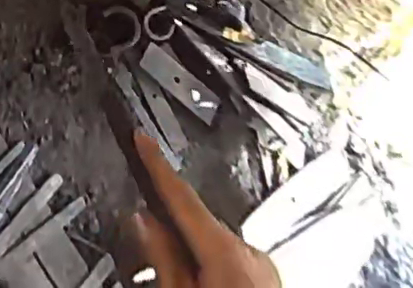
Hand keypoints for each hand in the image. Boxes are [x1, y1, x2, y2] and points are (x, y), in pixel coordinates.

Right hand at [131, 130, 280, 287]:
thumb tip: (143, 218)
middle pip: (200, 223)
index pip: (183, 195)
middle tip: (146, 228)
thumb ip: (164, 257)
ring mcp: (265, 267)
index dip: (158, 165)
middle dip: (174, 225)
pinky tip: (205, 281)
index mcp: (226, 251)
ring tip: (183, 277)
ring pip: (217, 243)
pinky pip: (235, 260)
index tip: (143, 138)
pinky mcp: (270, 280)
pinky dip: (217, 267)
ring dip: (196, 253)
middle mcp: (251, 252)